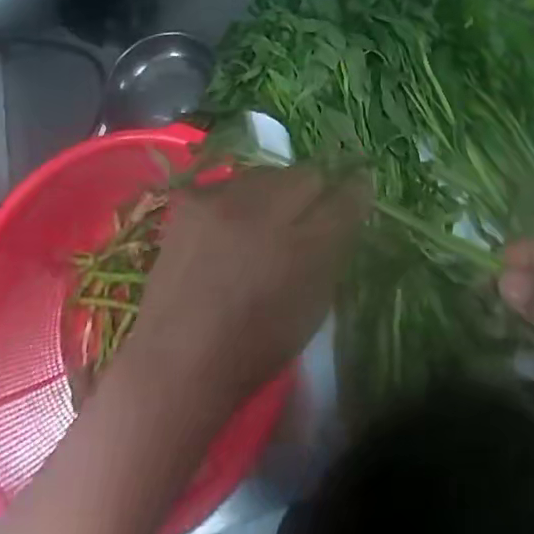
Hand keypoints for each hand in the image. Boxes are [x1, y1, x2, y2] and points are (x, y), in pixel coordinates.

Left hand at [118, 164, 368, 406]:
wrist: (178, 360)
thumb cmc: (256, 345)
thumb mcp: (315, 303)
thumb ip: (334, 250)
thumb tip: (343, 212)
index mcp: (308, 246)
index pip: (345, 196)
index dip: (355, 191)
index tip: (355, 191)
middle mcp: (267, 211)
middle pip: (306, 174)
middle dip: (314, 189)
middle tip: (307, 214)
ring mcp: (223, 200)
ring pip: (267, 174)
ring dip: (275, 191)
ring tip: (265, 221)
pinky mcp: (191, 201)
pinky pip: (229, 185)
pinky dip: (236, 200)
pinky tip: (228, 226)